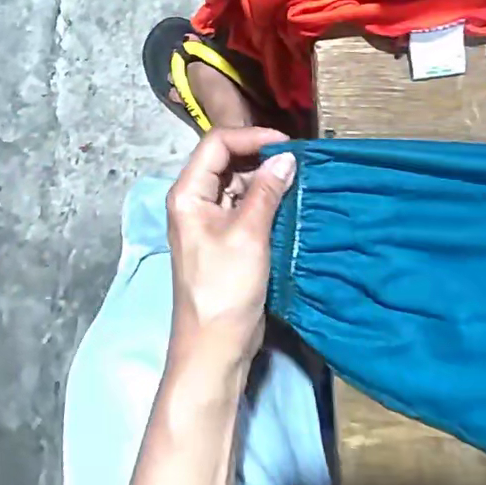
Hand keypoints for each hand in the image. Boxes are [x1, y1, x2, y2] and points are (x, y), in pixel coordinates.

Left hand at [165, 126, 295, 372]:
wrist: (214, 348)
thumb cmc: (224, 289)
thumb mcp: (249, 235)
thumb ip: (266, 191)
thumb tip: (287, 157)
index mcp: (188, 194)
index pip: (217, 144)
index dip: (251, 136)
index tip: (286, 143)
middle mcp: (195, 200)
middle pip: (226, 159)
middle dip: (260, 154)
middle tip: (296, 159)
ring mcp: (209, 218)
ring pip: (238, 180)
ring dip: (265, 176)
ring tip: (297, 176)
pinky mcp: (225, 235)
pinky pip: (244, 202)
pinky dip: (265, 196)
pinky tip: (288, 197)